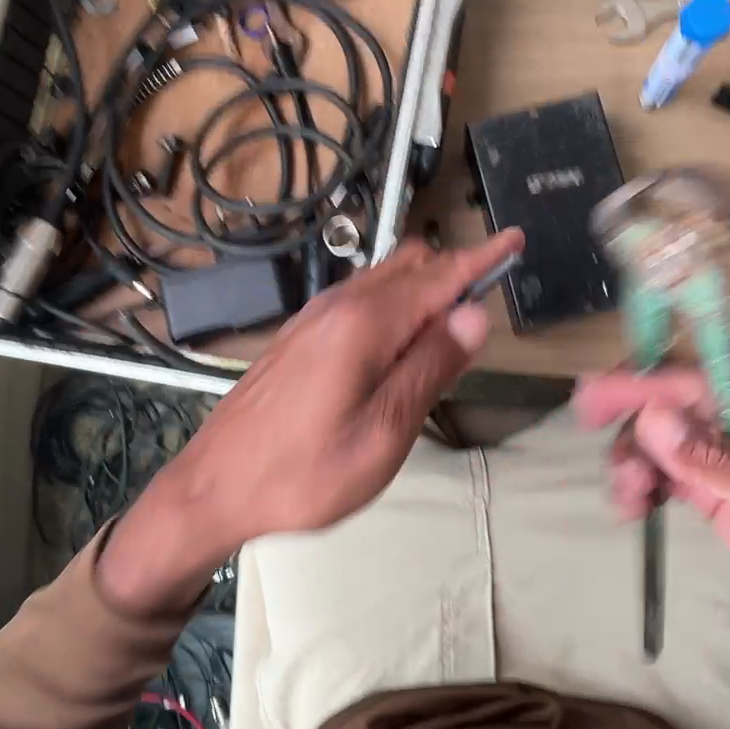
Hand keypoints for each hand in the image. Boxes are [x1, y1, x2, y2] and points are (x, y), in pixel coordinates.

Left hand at [98, 229, 525, 613]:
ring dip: (424, 292)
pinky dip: (395, 307)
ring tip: (448, 336)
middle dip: (454, 276)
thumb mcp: (382, 433)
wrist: (213, 488)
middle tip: (484, 318)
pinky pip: (360, 301)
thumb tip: (474, 314)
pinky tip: (399, 348)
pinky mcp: (300, 337)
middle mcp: (338, 306)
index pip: (439, 276)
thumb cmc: (303, 474)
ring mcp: (313, 319)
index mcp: (364, 324)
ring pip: (384, 281)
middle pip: (411, 268)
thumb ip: (430, 368)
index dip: (482, 258)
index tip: (516, 240)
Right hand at [572, 371, 729, 625]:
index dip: (639, 386)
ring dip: (634, 464)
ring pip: (656, 438)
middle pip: (666, 406)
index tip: (590, 396)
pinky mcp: (710, 479)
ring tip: (632, 503)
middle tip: (618, 474)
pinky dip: (641, 483)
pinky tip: (636, 506)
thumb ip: (720, 463)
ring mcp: (724, 448)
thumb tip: (653, 419)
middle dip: (635, 436)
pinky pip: (660, 467)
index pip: (694, 382)